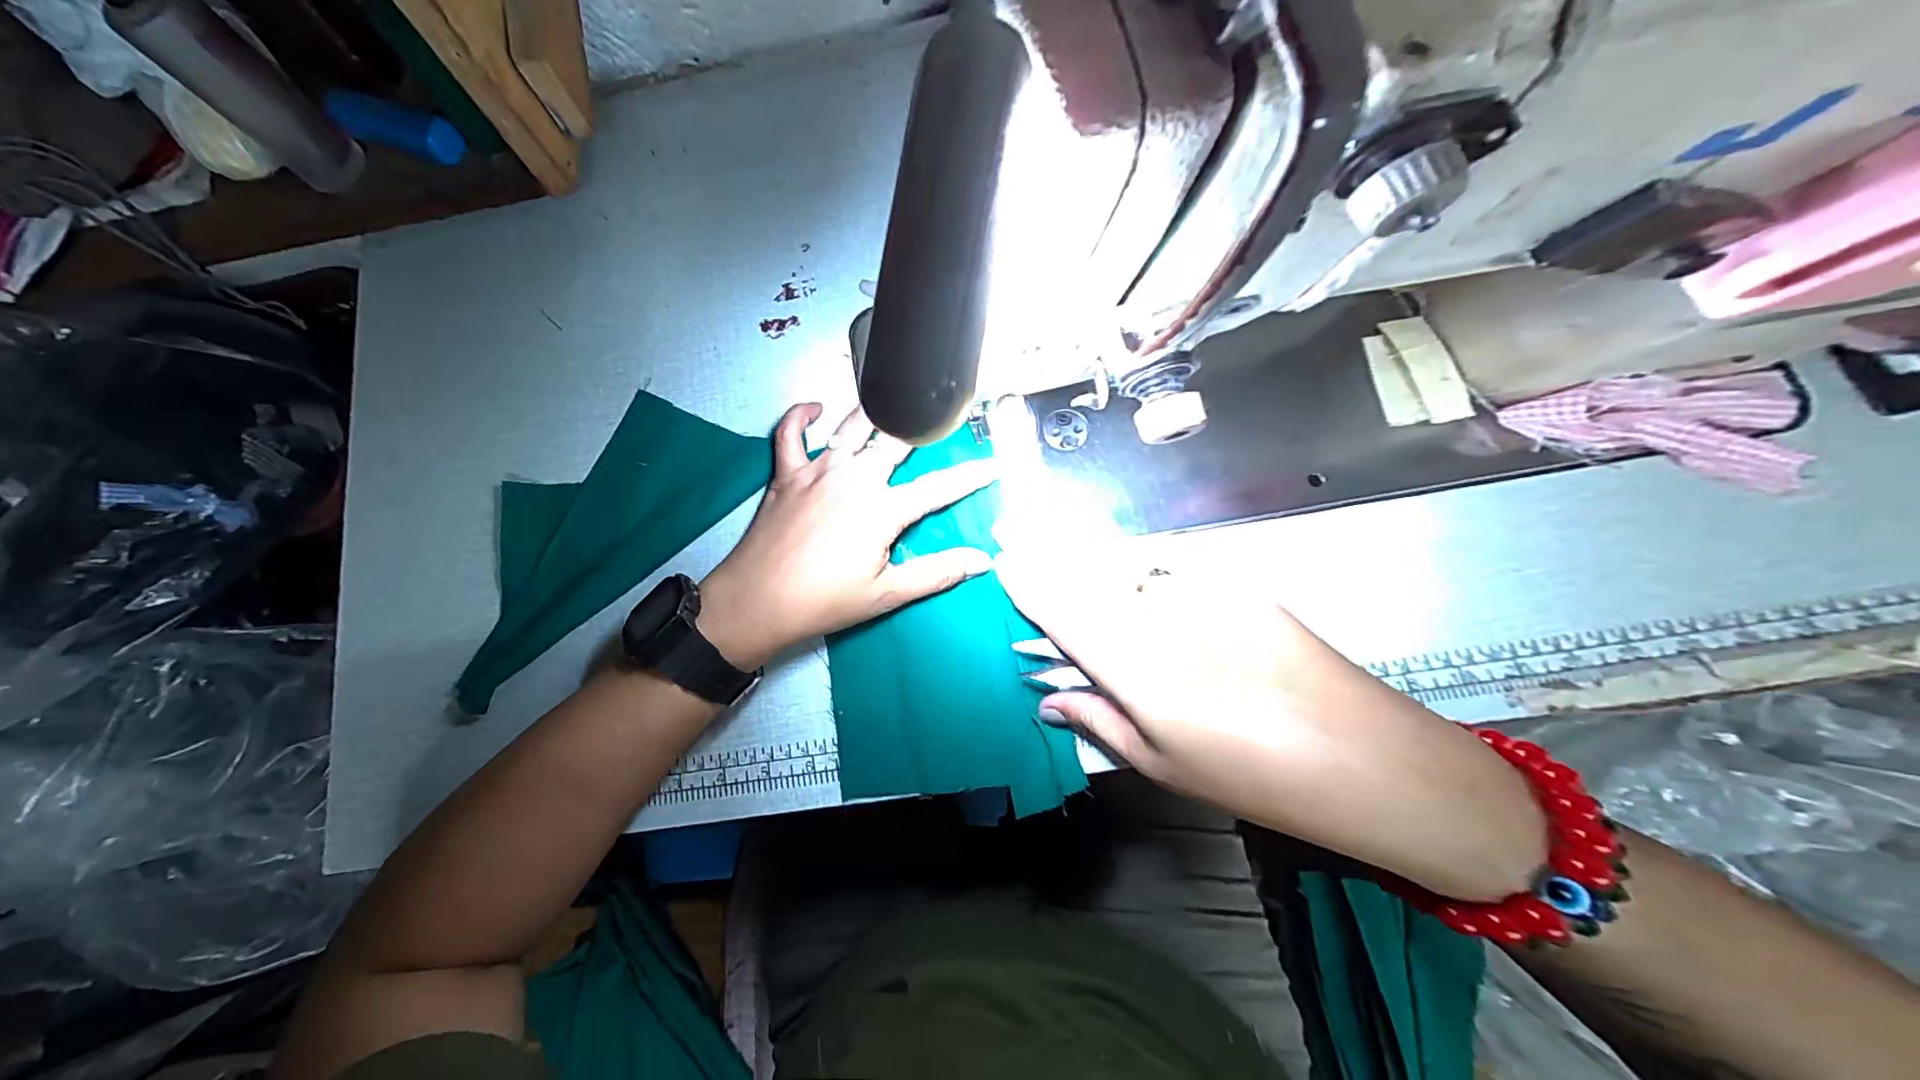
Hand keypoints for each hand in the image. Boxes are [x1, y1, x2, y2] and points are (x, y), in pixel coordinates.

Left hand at [696, 404, 997, 668]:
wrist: (755, 602)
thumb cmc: (822, 602)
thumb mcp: (886, 593)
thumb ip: (936, 572)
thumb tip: (980, 562)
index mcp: (882, 510)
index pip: (938, 489)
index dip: (969, 477)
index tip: (991, 466)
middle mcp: (853, 479)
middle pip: (896, 440)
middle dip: (923, 427)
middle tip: (939, 417)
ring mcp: (817, 471)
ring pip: (850, 426)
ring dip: (874, 413)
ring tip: (892, 404)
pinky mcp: (786, 474)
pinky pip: (791, 433)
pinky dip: (801, 416)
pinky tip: (814, 409)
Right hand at [995, 543, 1546, 900]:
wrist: (1372, 761)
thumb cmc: (1257, 780)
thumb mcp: (1166, 766)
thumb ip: (1100, 721)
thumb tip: (1051, 698)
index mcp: (1140, 672)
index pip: (1066, 612)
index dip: (1030, 583)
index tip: (1003, 560)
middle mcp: (1168, 620)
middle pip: (1091, 574)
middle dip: (1051, 557)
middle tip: (1022, 540)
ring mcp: (1211, 596)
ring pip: (1130, 561)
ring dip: (1095, 560)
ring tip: (1075, 564)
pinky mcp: (1245, 586)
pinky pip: (1175, 565)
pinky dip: (1144, 565)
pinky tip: (1138, 575)